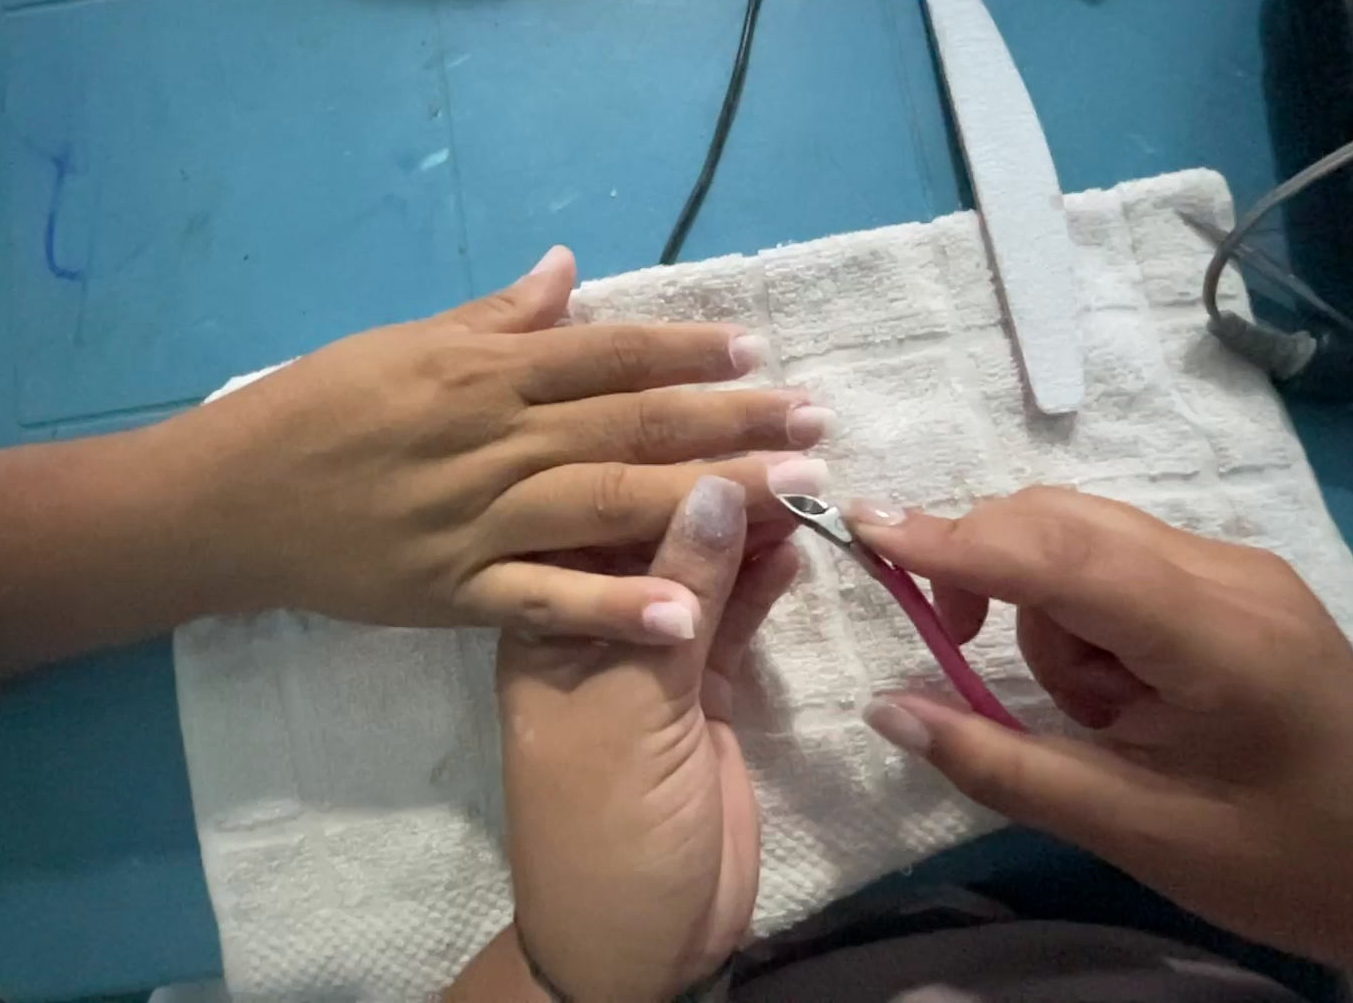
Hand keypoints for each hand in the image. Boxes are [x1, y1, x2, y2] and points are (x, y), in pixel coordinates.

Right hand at [145, 247, 828, 642]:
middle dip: (730, 422)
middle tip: (815, 425)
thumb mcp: (402, 343)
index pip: (605, 354)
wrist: (229, 499)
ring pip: (608, 501)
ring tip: (792, 497)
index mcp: (481, 372)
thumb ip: (493, 314)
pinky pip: (546, 599)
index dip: (685, 352)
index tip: (756, 355)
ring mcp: (478, 519)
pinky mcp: (456, 593)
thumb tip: (568, 267)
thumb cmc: (317, 409)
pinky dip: (615, 606)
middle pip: (631, 423)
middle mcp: (493, 437)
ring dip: (707, 499)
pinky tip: (690, 612)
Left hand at [499, 476, 799, 1001]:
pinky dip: (762, 583)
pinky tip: (792, 547)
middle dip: (717, 485)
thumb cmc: (606, 822)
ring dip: (750, 528)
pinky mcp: (700, 684)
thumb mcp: (637, 702)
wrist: (639, 944)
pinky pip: (732, 618)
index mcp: (549, 616)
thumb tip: (712, 483)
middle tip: (786, 432)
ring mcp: (652, 650)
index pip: (600, 514)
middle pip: (659, 532)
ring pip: (703, 569)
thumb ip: (679, 595)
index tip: (719, 408)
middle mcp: (596, 619)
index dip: (658, 461)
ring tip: (803, 480)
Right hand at [849, 488, 1352, 998]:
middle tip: (956, 643)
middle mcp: (1226, 574)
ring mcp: (1226, 563)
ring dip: (1027, 600)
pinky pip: (1096, 552)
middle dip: (978, 566)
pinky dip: (1061, 604)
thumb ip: (997, 766)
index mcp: (1221, 643)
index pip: (1065, 562)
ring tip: (1081, 701)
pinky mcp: (1215, 569)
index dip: (958, 542)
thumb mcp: (1128, 832)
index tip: (866, 529)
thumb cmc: (1279, 857)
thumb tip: (884, 711)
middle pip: (1056, 521)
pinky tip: (1107, 678)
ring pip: (1067, 531)